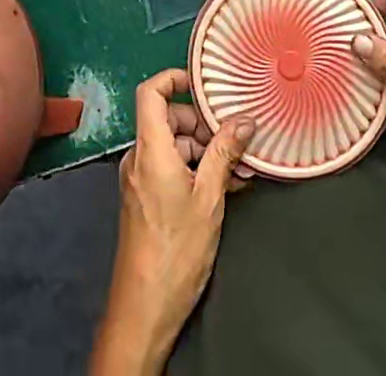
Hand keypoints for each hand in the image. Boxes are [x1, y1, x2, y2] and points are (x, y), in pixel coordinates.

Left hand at [91, 70, 254, 374]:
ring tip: (239, 170)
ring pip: (174, 145)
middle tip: (237, 141)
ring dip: (206, 151)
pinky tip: (226, 185)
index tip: (204, 83)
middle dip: (204, 124)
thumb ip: (225, 152)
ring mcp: (140, 178)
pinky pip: (171, 167)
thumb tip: (245, 120)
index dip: (175, 78)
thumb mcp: (209, 197)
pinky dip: (196, 168)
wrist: (144, 308)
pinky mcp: (146, 196)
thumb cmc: (175, 249)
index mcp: (150, 150)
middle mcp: (140, 158)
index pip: (151, 92)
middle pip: (169, 119)